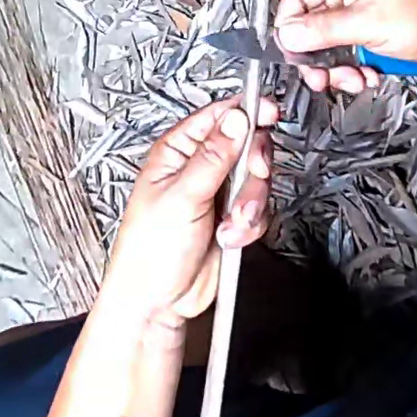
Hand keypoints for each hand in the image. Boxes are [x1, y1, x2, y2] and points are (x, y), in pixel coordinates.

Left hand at [99, 94, 276, 331]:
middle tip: (254, 175)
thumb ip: (213, 157)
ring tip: (232, 222)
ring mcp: (219, 191)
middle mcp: (201, 166)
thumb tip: (236, 120)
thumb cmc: (147, 252)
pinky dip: (250, 224)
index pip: (219, 116)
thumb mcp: (180, 197)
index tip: (268, 113)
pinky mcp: (233, 215)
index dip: (246, 112)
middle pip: (247, 144)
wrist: (156, 304)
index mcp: (179, 151)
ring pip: (257, 178)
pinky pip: (260, 207)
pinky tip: (229, 236)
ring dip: (250, 203)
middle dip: (253, 166)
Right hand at [274, 0, 416, 94]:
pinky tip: (367, 75)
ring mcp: (356, 12)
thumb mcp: (369, 24)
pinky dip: (351, 67)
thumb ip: (324, 30)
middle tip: (323, 79)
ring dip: (335, 67)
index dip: (290, 27)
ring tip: (355, 79)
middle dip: (315, 56)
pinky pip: (344, 51)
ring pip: (325, 43)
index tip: (296, 55)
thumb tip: (286, 35)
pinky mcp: (366, 29)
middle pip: (308, 25)